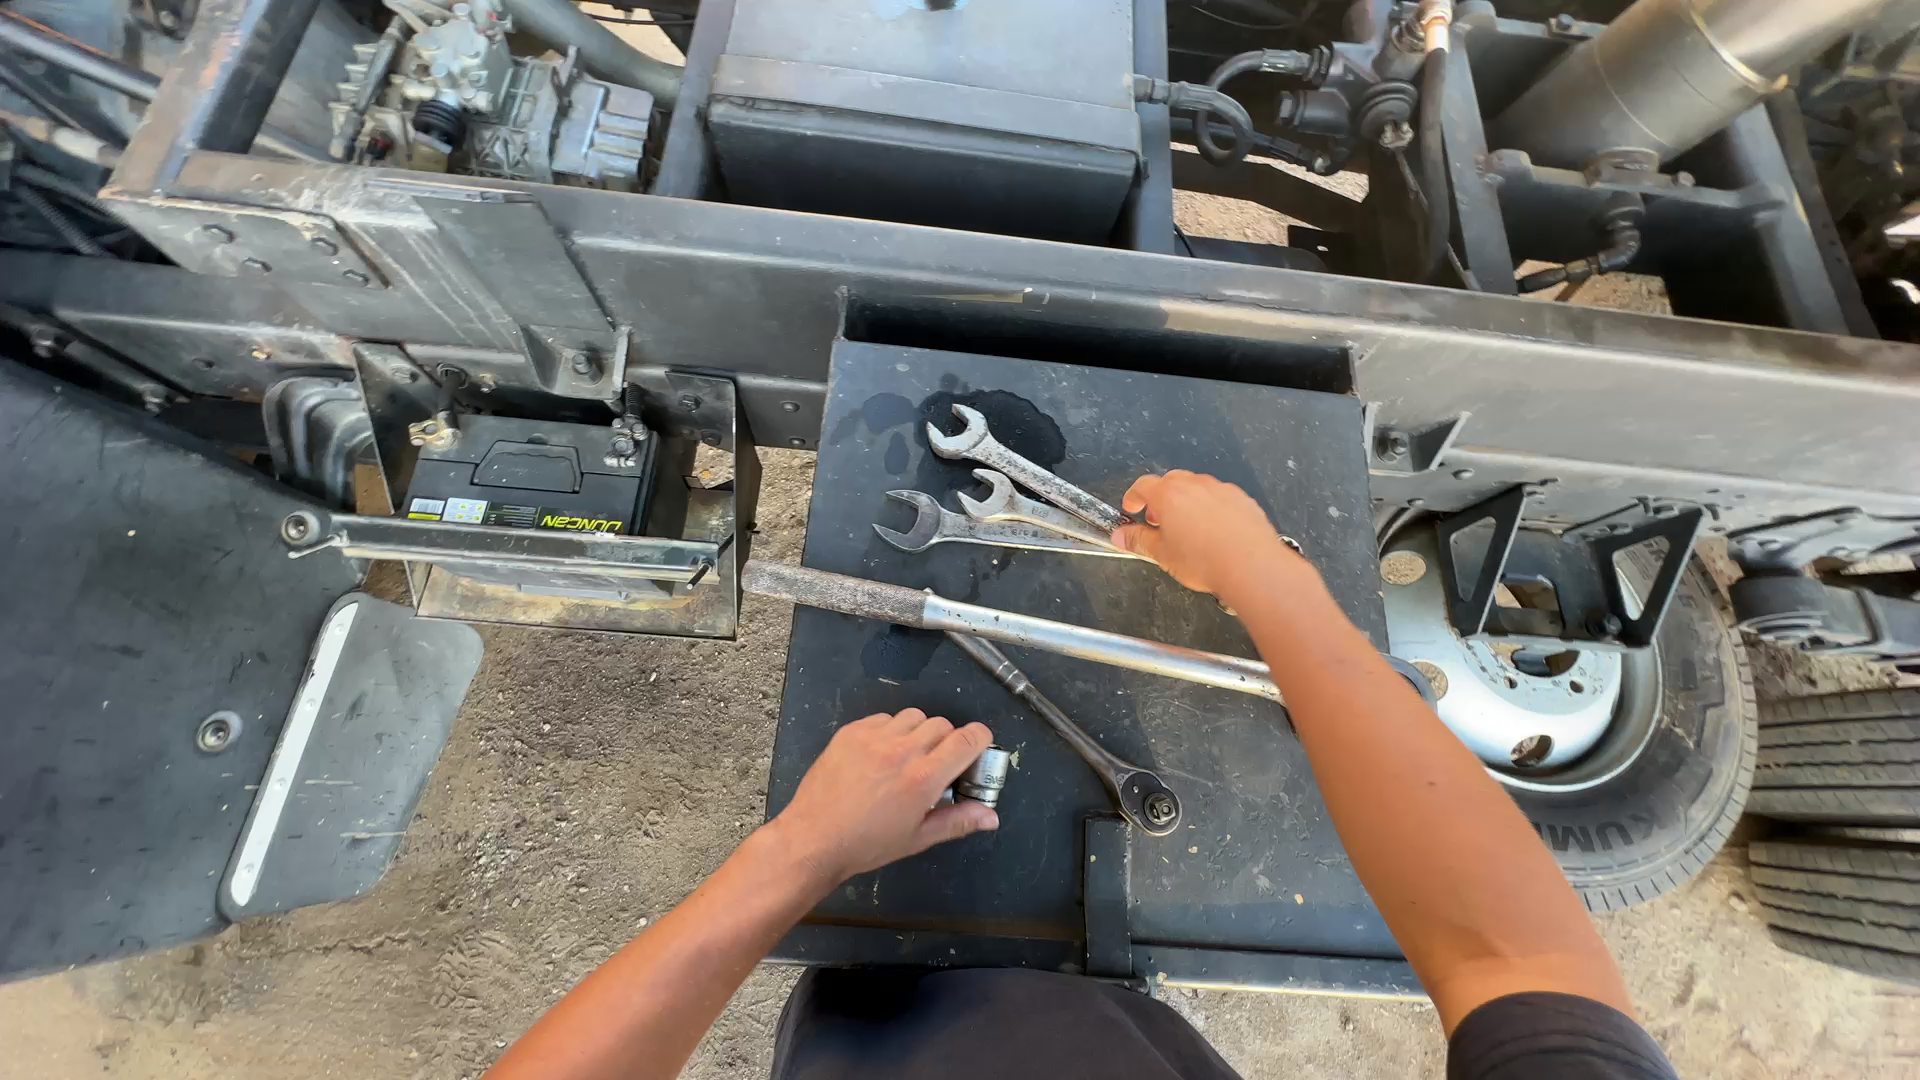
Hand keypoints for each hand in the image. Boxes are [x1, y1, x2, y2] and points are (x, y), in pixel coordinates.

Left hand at [770, 709, 997, 889]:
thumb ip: (958, 821)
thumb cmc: (868, 845)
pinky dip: (890, 730)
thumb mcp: (917, 838)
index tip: (978, 746)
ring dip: (919, 732)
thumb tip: (992, 816)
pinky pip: (883, 718)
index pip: (967, 738)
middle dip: (947, 740)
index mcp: (924, 778)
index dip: (980, 737)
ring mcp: (875, 737)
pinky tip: (880, 754)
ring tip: (907, 756)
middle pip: (942, 724)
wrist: (813, 839)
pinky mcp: (852, 731)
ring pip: (913, 716)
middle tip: (936, 763)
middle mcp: (903, 750)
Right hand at [1111, 470, 1307, 597]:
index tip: (1132, 508)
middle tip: (1158, 521)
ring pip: (1197, 488)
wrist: (1251, 566)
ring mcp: (1221, 490)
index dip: (1133, 497)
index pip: (1143, 485)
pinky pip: (1220, 497)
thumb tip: (1121, 537)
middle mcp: (1195, 485)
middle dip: (1160, 498)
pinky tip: (1214, 532)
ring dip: (1187, 502)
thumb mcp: (1162, 555)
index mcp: (1169, 495)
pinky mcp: (1243, 500)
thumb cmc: (1205, 560)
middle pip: (1171, 482)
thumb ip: (1138, 541)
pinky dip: (1211, 508)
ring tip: (1187, 529)